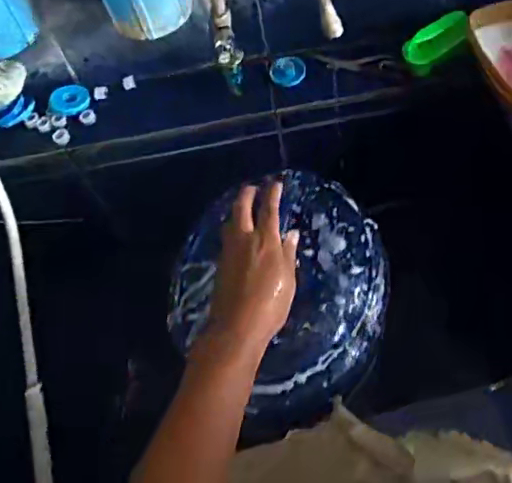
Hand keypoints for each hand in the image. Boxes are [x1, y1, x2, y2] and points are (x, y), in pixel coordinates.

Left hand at [204, 182, 299, 355]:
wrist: (235, 330)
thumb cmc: (270, 305)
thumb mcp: (288, 279)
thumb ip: (288, 253)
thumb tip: (291, 233)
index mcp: (266, 240)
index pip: (269, 208)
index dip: (272, 193)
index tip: (275, 183)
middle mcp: (245, 239)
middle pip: (242, 207)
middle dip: (248, 193)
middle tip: (254, 187)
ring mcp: (229, 250)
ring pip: (231, 220)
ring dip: (237, 208)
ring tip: (244, 206)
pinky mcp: (220, 263)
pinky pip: (227, 235)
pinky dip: (233, 226)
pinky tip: (237, 232)